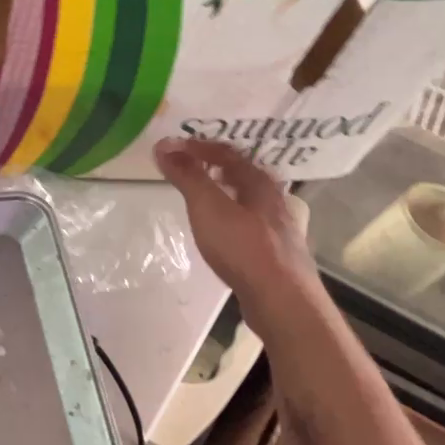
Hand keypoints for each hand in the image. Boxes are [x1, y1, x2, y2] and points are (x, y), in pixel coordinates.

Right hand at [154, 138, 317, 309]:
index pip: (228, 153)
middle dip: (217, 167)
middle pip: (244, 174)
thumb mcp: (208, 207)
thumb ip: (188, 177)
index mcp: (259, 183)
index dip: (199, 147)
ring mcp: (278, 227)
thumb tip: (164, 146)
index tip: (173, 147)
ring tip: (206, 197)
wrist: (280, 297)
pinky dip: (233, 218)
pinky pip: (251, 224)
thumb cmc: (243, 247)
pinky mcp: (275, 253)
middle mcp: (274, 199)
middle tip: (191, 166)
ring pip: (250, 200)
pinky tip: (224, 232)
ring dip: (227, 193)